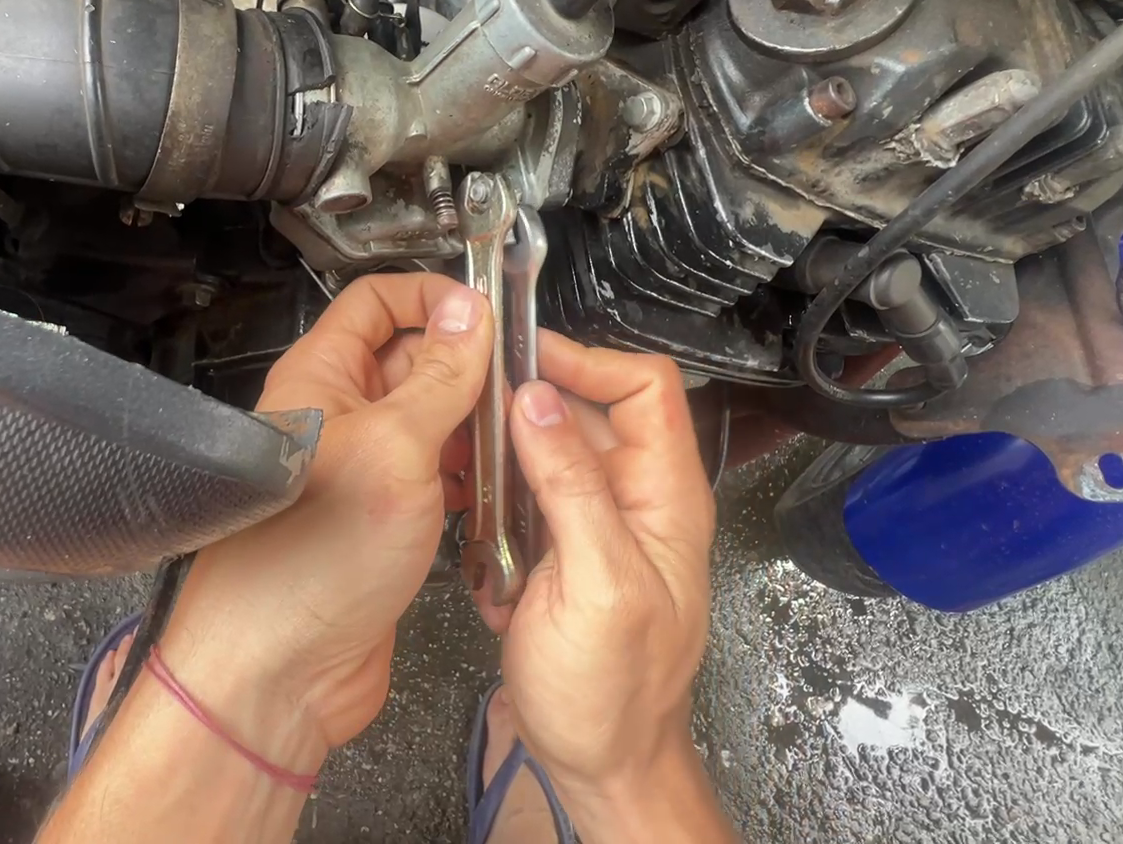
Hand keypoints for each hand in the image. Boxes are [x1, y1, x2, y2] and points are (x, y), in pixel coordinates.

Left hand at [157, 273, 492, 766]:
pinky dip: (465, 472)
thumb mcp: (393, 448)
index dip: (430, 298)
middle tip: (513, 384)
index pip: (377, 302)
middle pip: (409, 358)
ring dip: (471, 423)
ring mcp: (362, 466)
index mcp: (321, 377)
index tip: (484, 314)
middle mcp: (338, 415)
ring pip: (427, 417)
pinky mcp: (382, 513)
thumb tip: (469, 313)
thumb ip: (438, 377)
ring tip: (510, 438)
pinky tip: (493, 486)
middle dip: (463, 366)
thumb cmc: (310, 558)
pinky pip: (431, 471)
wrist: (280, 671)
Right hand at [497, 332, 716, 805]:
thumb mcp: (598, 585)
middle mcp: (627, 492)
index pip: (643, 387)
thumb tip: (537, 399)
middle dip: (524, 406)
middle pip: (582, 407)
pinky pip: (517, 487)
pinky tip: (469, 519)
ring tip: (460, 469)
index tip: (523, 362)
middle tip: (469, 410)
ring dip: (498, 454)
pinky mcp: (551, 538)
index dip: (588, 362)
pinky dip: (488, 494)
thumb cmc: (613, 691)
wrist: (597, 760)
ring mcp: (586, 515)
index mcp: (662, 494)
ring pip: (541, 445)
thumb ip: (572, 487)